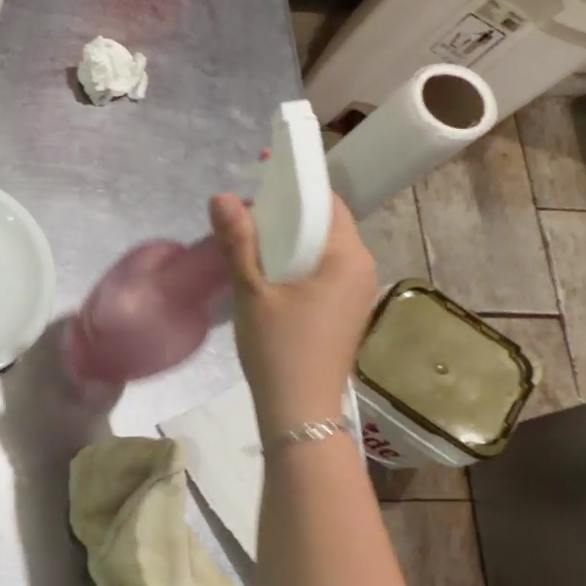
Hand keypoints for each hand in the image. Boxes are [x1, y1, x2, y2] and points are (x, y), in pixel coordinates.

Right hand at [210, 192, 380, 437]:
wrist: (299, 410)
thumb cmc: (278, 349)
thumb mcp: (252, 293)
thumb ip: (239, 243)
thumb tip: (223, 197)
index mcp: (347, 256)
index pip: (326, 202)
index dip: (293, 185)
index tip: (259, 174)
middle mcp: (361, 268)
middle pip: (324, 226)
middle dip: (286, 215)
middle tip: (243, 213)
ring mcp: (355, 293)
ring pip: (320, 252)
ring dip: (287, 243)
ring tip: (247, 244)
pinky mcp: (343, 314)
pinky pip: (319, 275)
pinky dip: (293, 267)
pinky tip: (264, 277)